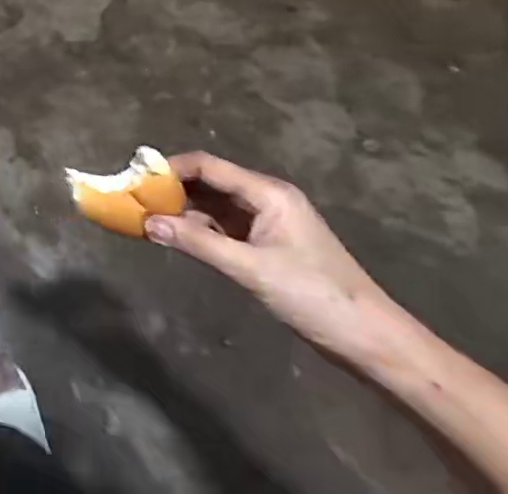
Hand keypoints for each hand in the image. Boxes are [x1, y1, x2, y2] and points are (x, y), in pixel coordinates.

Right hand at [146, 153, 399, 363]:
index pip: (208, 166)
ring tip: (149, 219)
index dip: (171, 169)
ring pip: (214, 206)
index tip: (137, 180)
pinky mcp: (267, 244)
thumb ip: (198, 244)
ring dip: (184, 211)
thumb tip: (148, 224)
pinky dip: (199, 230)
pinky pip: (224, 227)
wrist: (371, 340)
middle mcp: (265, 199)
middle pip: (210, 182)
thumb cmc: (315, 296)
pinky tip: (178, 238)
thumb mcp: (251, 269)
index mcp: (267, 193)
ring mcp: (267, 222)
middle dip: (173, 189)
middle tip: (137, 201)